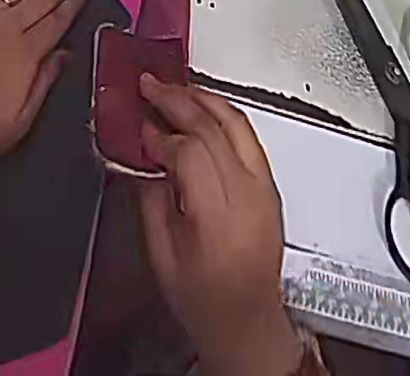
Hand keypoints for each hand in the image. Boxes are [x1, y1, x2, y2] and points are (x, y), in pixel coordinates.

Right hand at [136, 76, 299, 375]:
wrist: (248, 323)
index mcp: (219, 221)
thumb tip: (141, 153)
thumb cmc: (205, 300)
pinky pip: (246, 132)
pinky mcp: (270, 182)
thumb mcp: (161, 255)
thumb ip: (150, 198)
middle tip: (149, 86)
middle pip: (212, 129)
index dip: (160, 133)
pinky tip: (200, 104)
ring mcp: (264, 187)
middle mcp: (248, 197)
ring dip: (200, 97)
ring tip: (172, 87)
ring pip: (234, 122)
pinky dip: (221, 111)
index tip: (139, 124)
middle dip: (176, 101)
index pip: (190, 153)